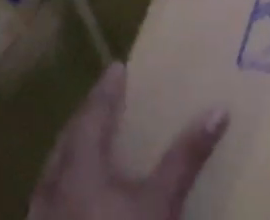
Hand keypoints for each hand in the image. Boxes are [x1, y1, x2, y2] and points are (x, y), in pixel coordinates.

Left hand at [29, 63, 227, 219]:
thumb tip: (218, 109)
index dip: (105, 93)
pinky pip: (51, 197)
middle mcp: (53, 190)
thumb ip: (185, 157)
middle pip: (66, 143)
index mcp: (80, 172)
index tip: (117, 67)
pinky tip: (79, 194)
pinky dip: (67, 180)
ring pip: (53, 172)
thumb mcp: (161, 203)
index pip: (91, 119)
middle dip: (85, 117)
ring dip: (72, 150)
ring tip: (91, 139)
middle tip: (104, 98)